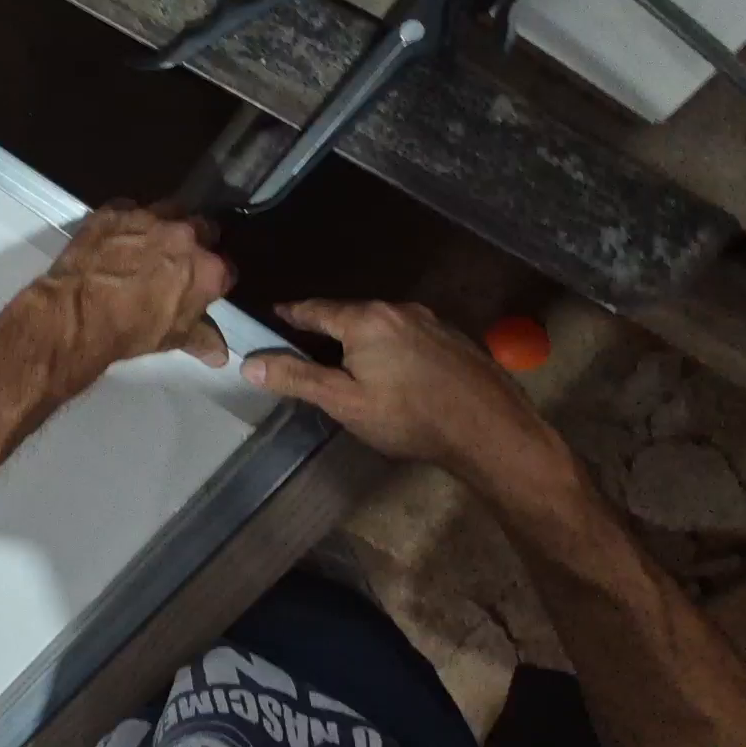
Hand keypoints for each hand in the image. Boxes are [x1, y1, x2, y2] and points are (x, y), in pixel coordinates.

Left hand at [25, 202, 234, 400]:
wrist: (79, 312)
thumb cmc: (131, 329)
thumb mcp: (172, 338)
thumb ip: (201, 336)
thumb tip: (219, 352)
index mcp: (209, 269)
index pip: (225, 268)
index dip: (211, 276)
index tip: (198, 283)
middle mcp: (185, 236)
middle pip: (201, 228)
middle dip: (193, 241)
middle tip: (174, 259)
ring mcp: (149, 218)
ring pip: (168, 210)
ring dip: (163, 223)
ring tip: (147, 241)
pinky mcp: (114, 211)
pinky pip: (126, 208)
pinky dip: (124, 220)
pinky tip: (114, 236)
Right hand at [241, 300, 563, 488]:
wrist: (498, 438)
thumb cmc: (411, 418)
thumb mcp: (343, 402)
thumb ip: (295, 377)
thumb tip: (247, 362)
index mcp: (365, 319)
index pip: (313, 308)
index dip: (289, 313)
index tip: (272, 315)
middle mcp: (398, 310)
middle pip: (347, 312)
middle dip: (324, 325)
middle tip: (302, 340)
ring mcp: (432, 323)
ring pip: (379, 323)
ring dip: (358, 335)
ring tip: (344, 356)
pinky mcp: (456, 340)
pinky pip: (407, 334)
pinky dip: (388, 345)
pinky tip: (391, 369)